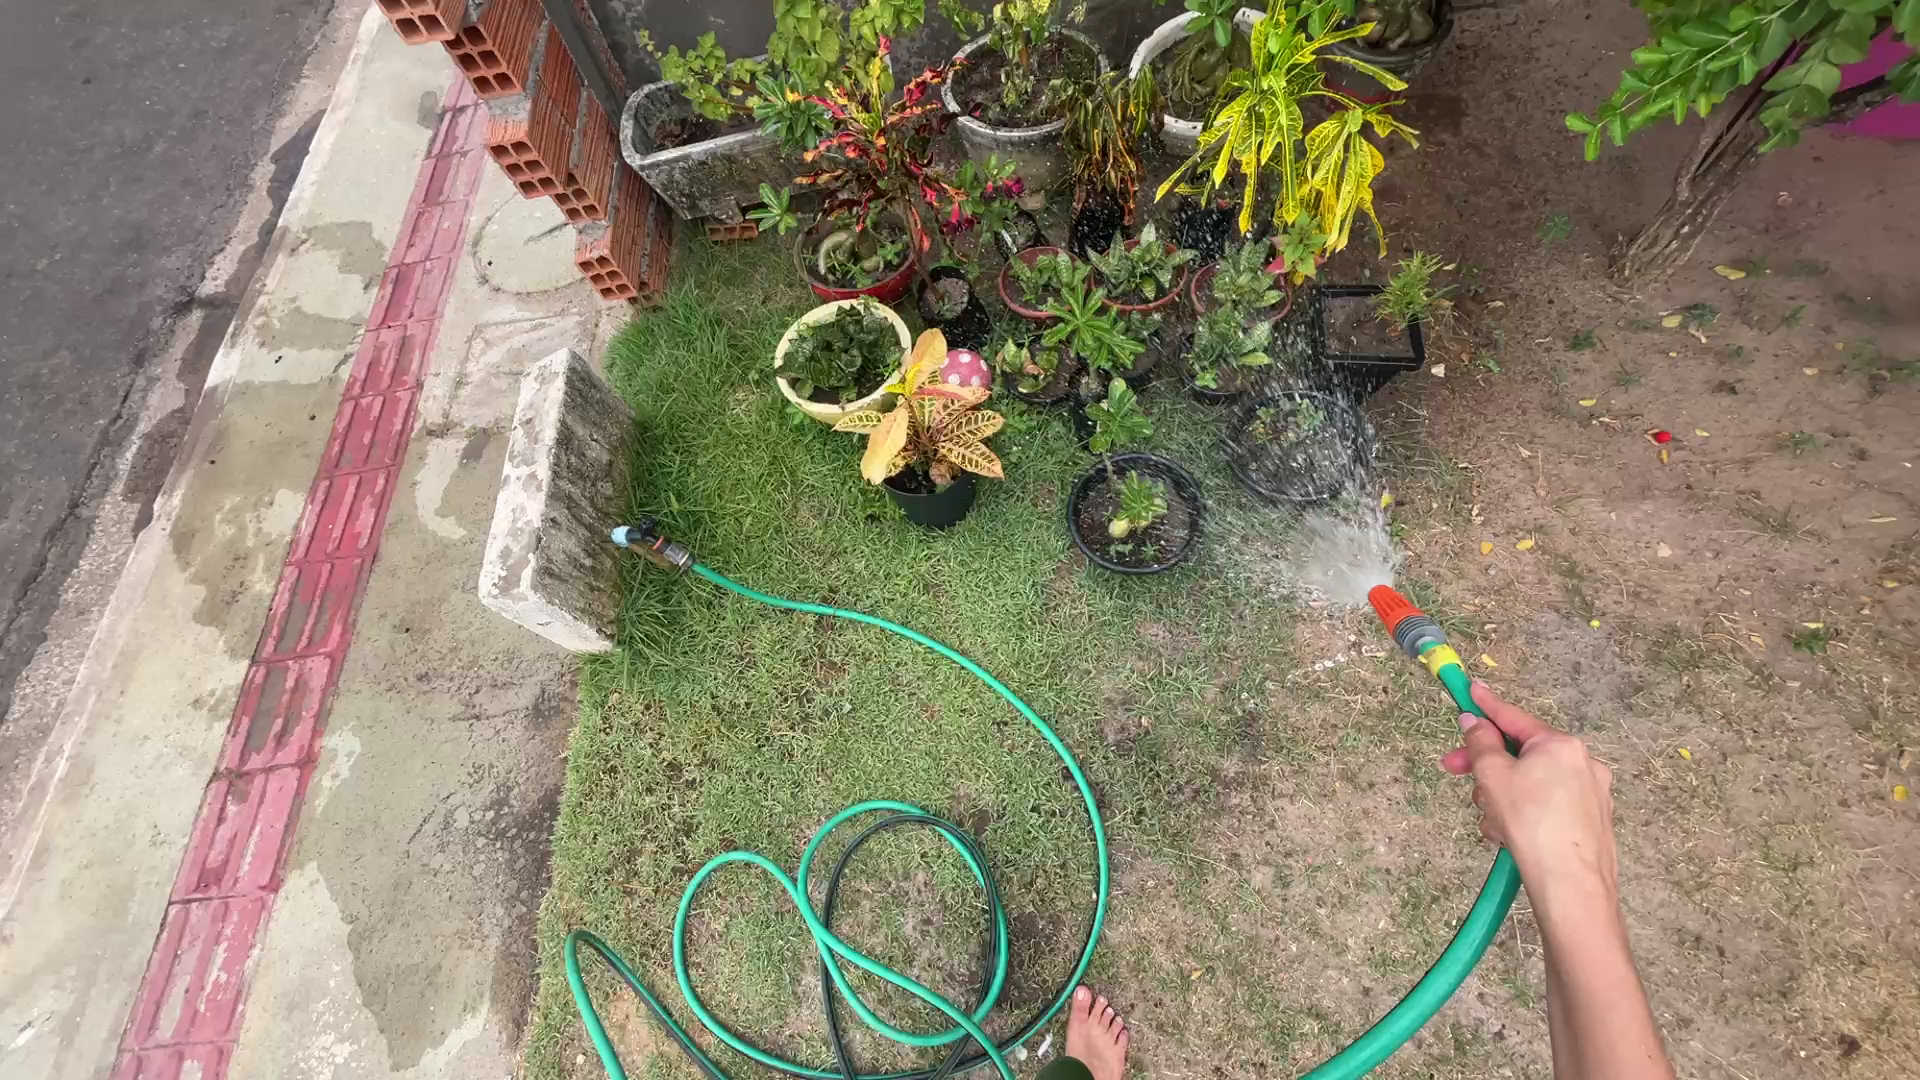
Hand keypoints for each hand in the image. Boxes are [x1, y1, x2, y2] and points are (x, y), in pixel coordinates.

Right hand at [1441, 681, 1617, 902]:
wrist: (1571, 885)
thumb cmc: (1528, 821)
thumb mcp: (1491, 774)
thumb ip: (1479, 741)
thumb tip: (1474, 721)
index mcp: (1561, 745)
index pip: (1512, 717)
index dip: (1485, 703)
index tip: (1468, 687)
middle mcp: (1583, 763)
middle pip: (1518, 752)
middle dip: (1484, 764)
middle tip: (1453, 770)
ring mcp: (1592, 793)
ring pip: (1527, 780)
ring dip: (1499, 793)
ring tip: (1490, 820)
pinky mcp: (1591, 821)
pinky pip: (1543, 802)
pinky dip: (1520, 811)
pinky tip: (1508, 833)